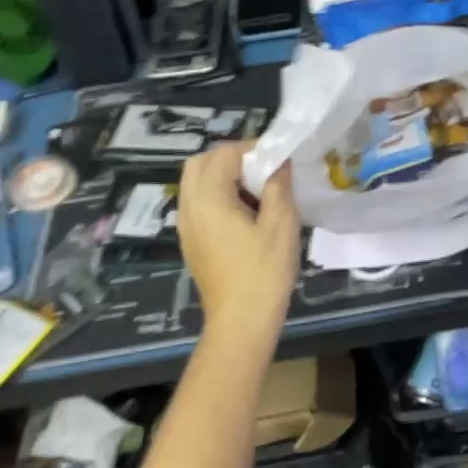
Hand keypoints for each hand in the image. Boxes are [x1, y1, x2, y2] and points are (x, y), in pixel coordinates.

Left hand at [177, 143, 300, 333]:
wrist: (241, 318)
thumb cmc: (264, 270)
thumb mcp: (281, 224)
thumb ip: (278, 186)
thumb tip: (278, 162)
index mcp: (208, 198)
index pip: (224, 154)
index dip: (253, 149)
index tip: (280, 161)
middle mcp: (188, 205)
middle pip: (201, 163)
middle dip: (233, 159)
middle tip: (266, 172)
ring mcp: (186, 224)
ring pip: (197, 182)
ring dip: (225, 177)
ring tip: (260, 193)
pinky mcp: (191, 239)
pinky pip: (199, 203)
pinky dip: (220, 196)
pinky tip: (247, 215)